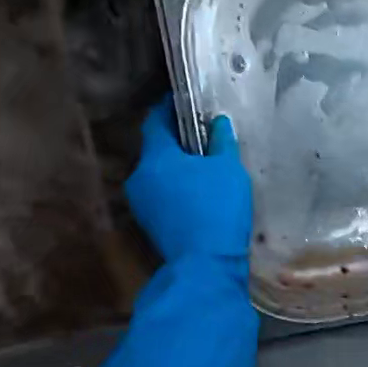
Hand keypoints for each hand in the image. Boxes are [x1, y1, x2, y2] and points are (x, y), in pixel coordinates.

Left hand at [126, 100, 252, 265]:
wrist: (205, 265)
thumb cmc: (216, 208)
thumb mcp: (228, 169)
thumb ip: (221, 142)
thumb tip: (218, 124)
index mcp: (155, 157)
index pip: (155, 120)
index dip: (169, 108)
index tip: (185, 102)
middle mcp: (140, 177)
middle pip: (156, 149)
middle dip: (176, 140)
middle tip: (201, 134)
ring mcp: (141, 204)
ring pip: (158, 175)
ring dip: (177, 167)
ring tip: (204, 165)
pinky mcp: (150, 224)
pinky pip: (162, 196)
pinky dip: (176, 188)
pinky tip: (198, 192)